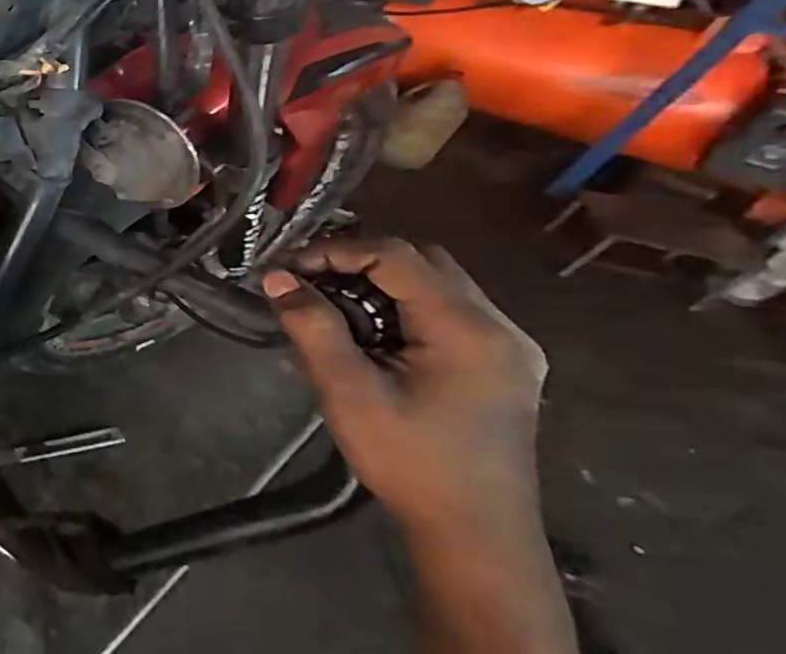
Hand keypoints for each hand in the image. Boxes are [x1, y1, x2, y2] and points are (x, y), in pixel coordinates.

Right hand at [262, 238, 549, 534]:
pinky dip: (403, 303)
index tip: (290, 269)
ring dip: (380, 281)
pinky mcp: (503, 365)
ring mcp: (509, 347)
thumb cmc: (409, 461)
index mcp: (468, 330)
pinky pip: (448, 309)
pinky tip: (373, 331)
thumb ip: (313, 327)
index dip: (336, 251)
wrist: (476, 535)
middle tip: (310, 281)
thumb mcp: (349, 392)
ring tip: (334, 305)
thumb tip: (276, 277)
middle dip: (358, 260)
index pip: (396, 256)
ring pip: (437, 282)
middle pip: (422, 260)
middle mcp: (499, 328)